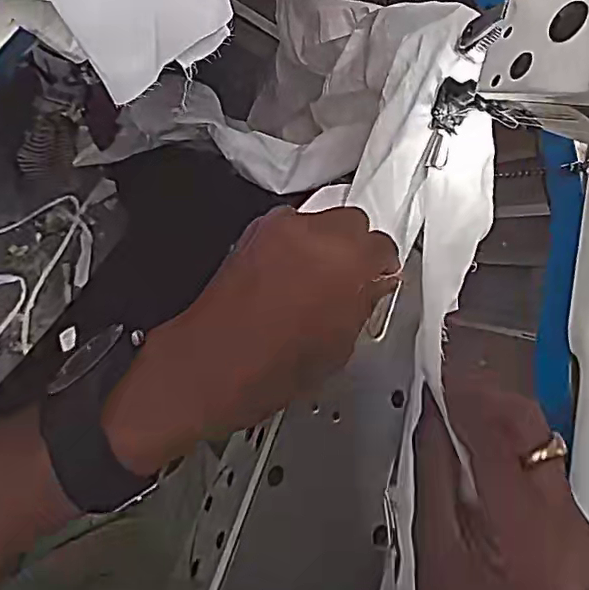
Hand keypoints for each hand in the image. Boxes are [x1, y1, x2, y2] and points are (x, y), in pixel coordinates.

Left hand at [102, 205, 398, 471]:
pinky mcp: (257, 230)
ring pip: (325, 219)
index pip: (384, 247)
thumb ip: (363, 304)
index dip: (381, 269)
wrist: (204, 368)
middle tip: (349, 279)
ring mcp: (284, 228)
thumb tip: (372, 287)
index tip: (375, 280)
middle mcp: (317, 235)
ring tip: (315, 279)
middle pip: (357, 222)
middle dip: (356, 249)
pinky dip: (297, 243)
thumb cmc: (262, 370)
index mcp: (347, 264)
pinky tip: (289, 275)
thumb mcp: (337, 348)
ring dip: (327, 243)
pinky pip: (293, 226)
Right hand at [415, 373, 588, 589]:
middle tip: (453, 392)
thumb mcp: (436, 554)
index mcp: (525, 527)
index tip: (440, 376)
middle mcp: (565, 521)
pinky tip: (487, 460)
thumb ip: (434, 475)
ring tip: (463, 423)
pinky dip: (517, 453)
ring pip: (542, 442)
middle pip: (529, 426)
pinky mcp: (582, 533)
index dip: (463, 396)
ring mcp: (579, 527)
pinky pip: (549, 470)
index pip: (494, 432)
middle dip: (488, 398)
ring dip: (501, 422)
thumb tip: (432, 418)